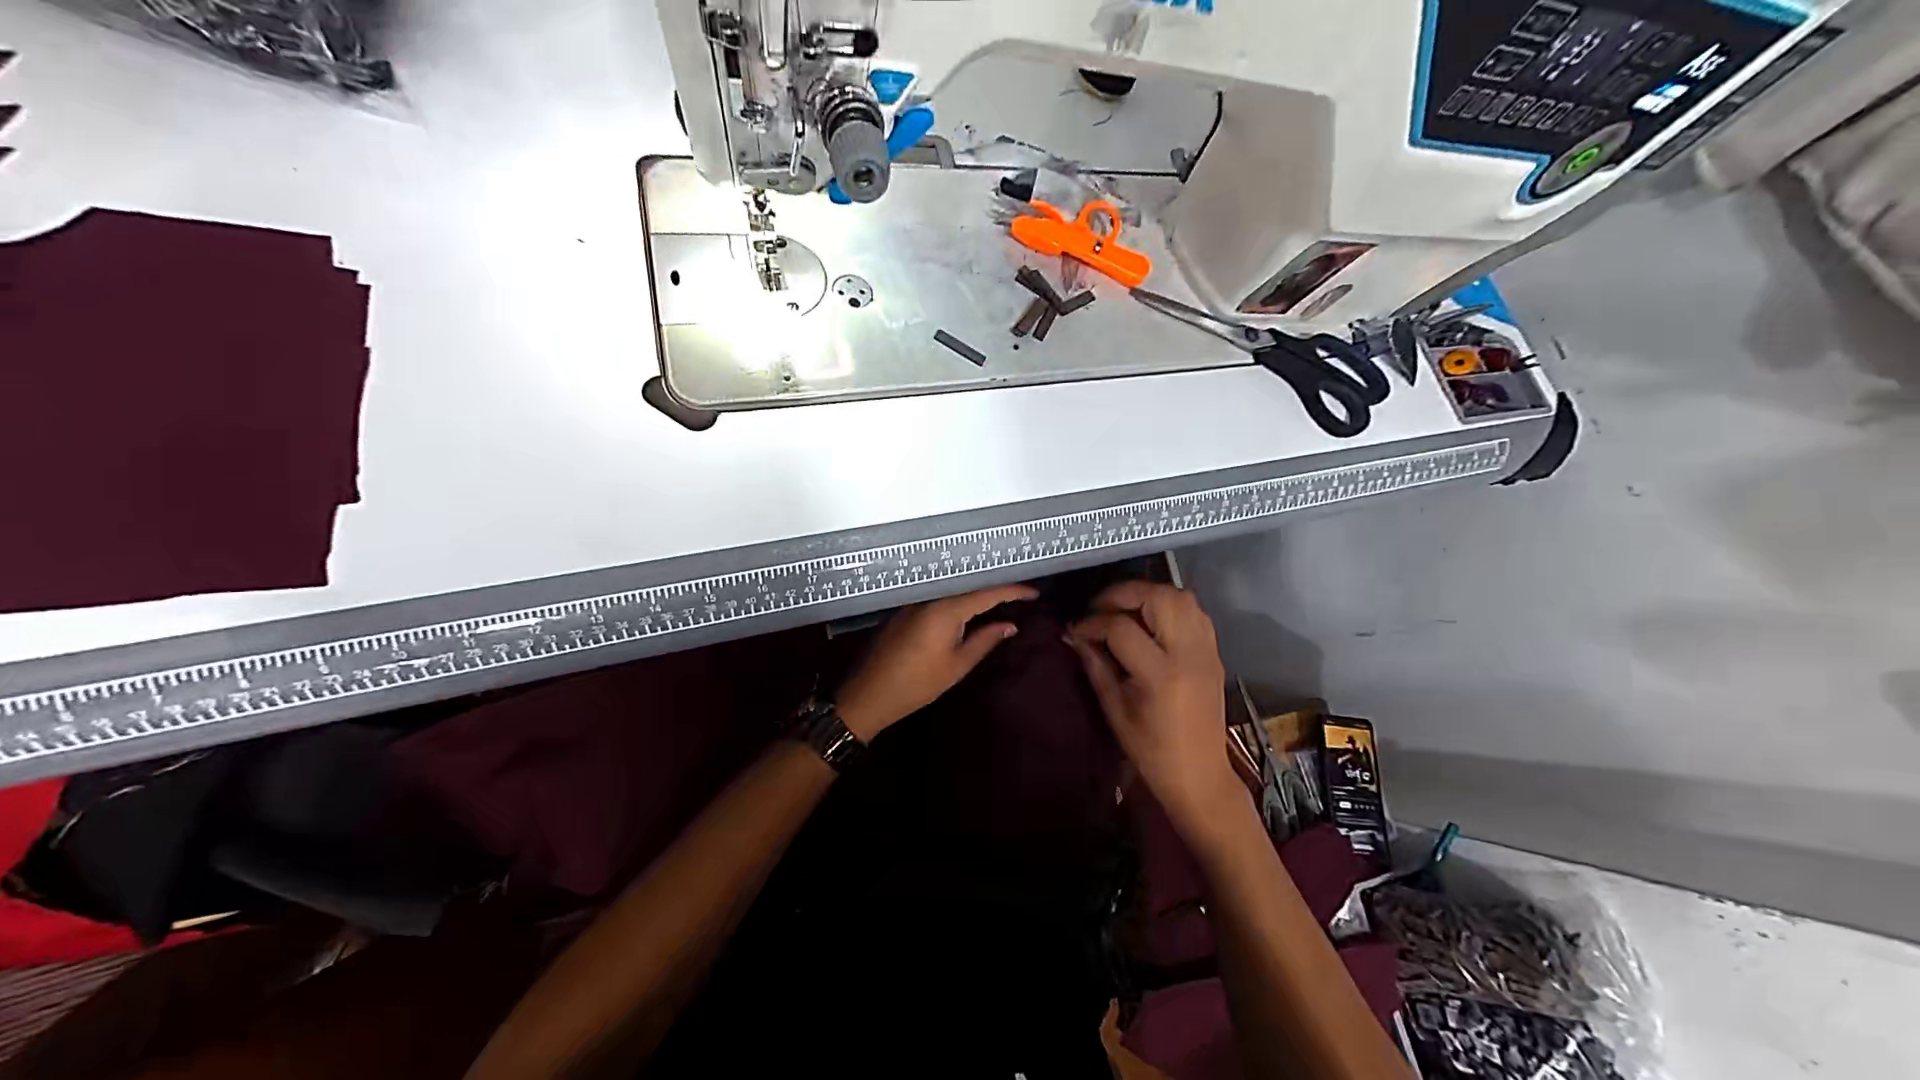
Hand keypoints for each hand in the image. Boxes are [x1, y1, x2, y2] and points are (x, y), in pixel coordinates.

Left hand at [835, 584, 1038, 739]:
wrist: (868, 694)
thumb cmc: (917, 684)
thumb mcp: (957, 665)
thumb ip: (985, 640)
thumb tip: (1010, 625)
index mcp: (946, 609)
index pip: (987, 592)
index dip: (1013, 591)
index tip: (1035, 592)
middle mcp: (930, 597)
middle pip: (970, 586)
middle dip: (997, 588)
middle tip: (1022, 594)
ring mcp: (915, 602)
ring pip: (954, 591)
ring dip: (977, 594)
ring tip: (1002, 600)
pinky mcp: (906, 611)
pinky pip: (940, 598)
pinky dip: (959, 601)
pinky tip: (971, 610)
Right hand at [1067, 582, 1234, 828]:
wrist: (1199, 774)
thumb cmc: (1151, 750)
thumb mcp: (1114, 710)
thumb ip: (1095, 666)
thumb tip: (1073, 634)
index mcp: (1160, 674)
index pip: (1121, 628)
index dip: (1092, 623)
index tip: (1076, 630)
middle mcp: (1189, 654)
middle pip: (1159, 597)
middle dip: (1124, 594)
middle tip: (1101, 607)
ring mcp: (1207, 651)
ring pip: (1182, 597)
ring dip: (1149, 595)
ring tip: (1125, 610)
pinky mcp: (1215, 653)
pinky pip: (1195, 612)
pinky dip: (1170, 606)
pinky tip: (1151, 621)